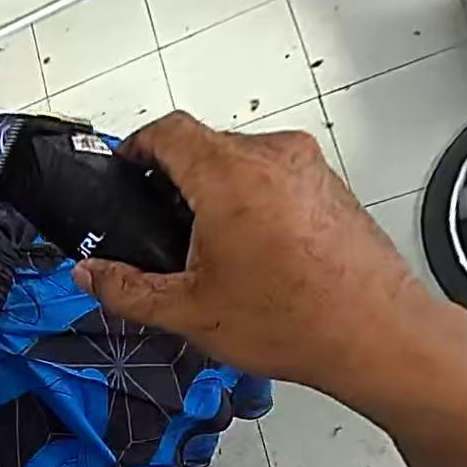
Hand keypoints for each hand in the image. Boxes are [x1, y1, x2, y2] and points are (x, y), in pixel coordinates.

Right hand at [72, 111, 444, 391]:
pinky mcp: (329, 186)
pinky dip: (254, 203)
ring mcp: (307, 168)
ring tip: (215, 253)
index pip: (167, 131)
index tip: (126, 167)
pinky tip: (254, 255)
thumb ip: (128, 290)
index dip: (136, 147)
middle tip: (165, 229)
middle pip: (204, 146)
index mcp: (229, 176)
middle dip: (176, 183)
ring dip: (217, 195)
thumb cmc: (299, 320)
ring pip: (242, 163)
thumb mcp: (191, 312)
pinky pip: (276, 178)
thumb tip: (92, 275)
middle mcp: (272, 157)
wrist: (374, 335)